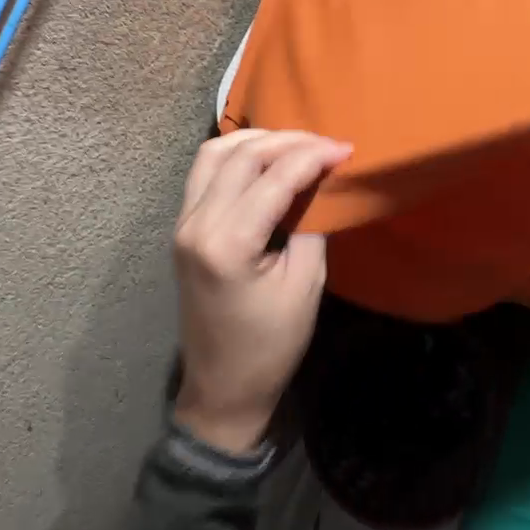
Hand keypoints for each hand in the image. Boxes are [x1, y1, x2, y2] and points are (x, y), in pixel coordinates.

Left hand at [172, 130, 351, 453]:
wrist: (222, 389)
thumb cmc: (271, 344)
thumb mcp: (305, 283)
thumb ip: (311, 223)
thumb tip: (320, 181)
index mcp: (227, 243)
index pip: (273, 177)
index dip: (313, 156)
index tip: (346, 149)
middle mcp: (196, 224)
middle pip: (241, 154)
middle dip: (289, 141)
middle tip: (327, 145)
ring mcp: (183, 224)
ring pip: (214, 153)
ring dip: (257, 141)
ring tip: (296, 146)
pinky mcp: (183, 228)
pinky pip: (204, 172)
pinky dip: (235, 156)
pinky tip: (265, 160)